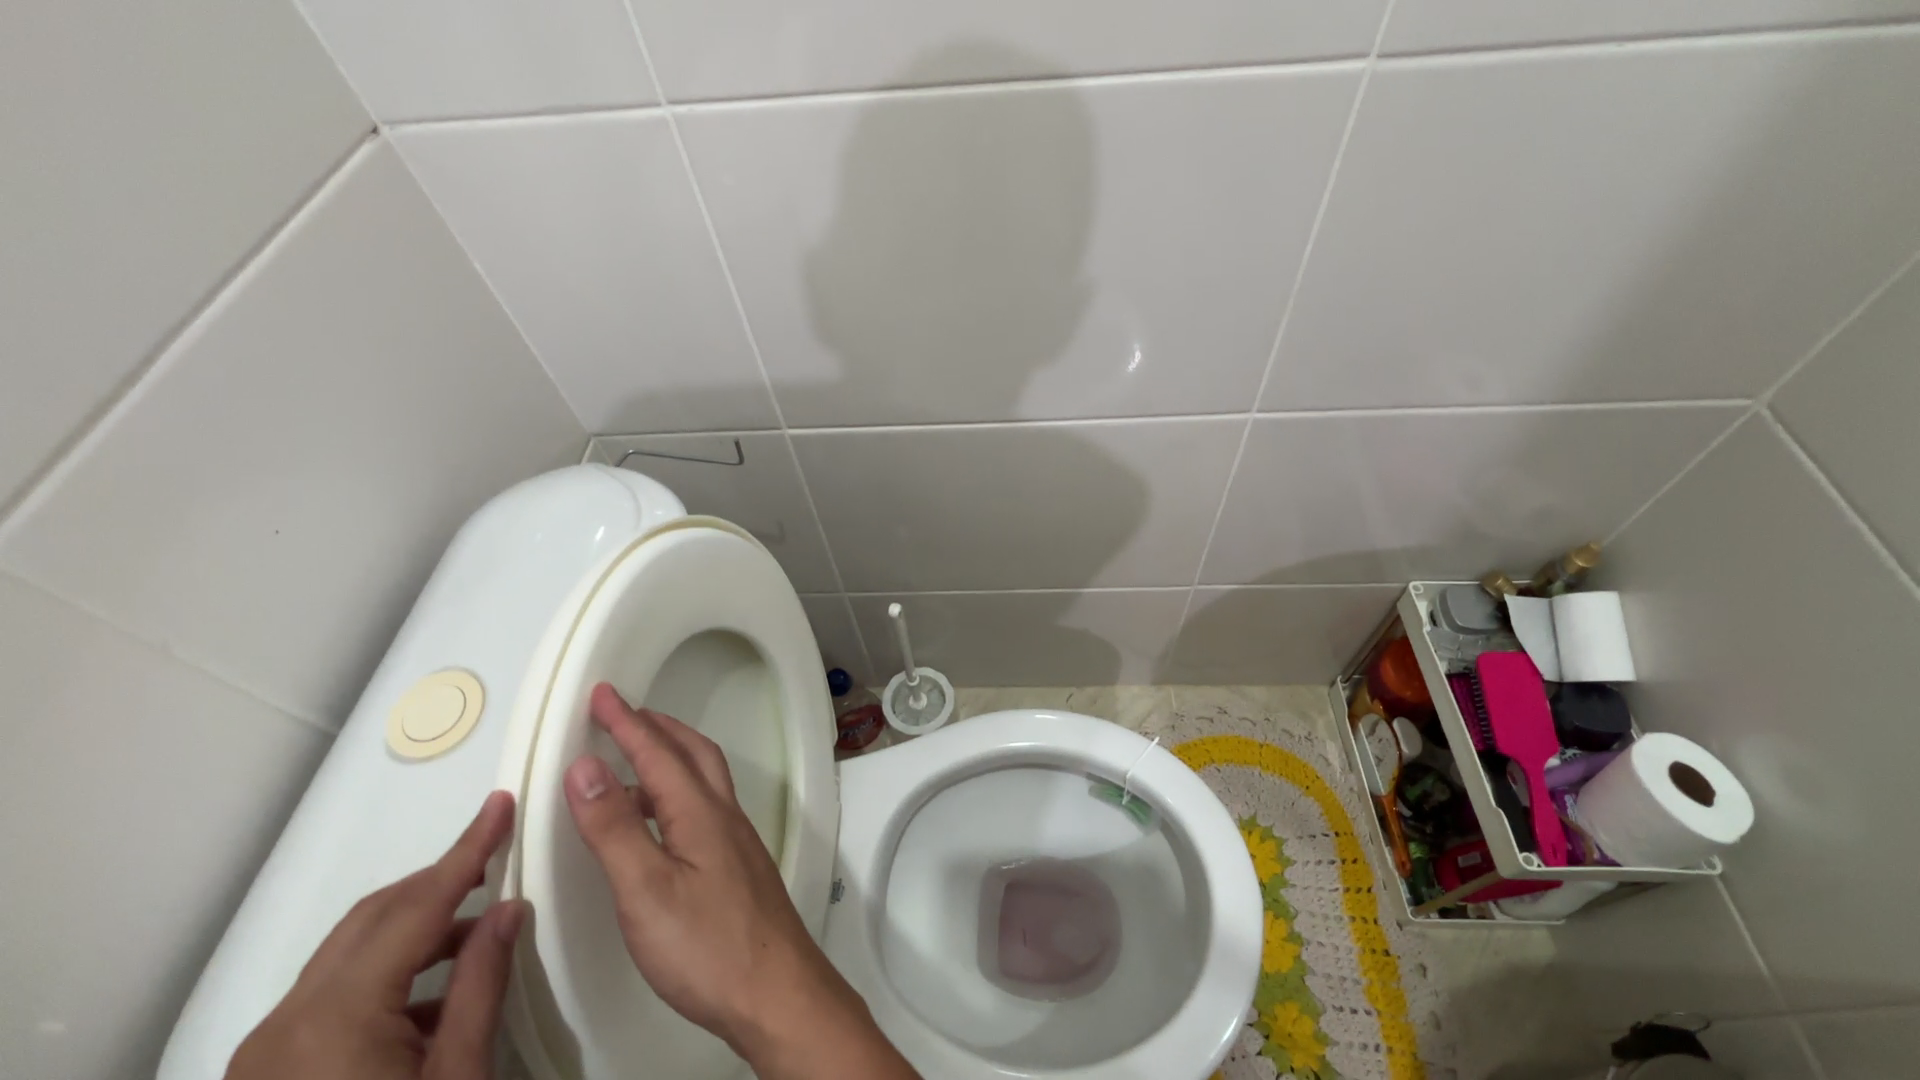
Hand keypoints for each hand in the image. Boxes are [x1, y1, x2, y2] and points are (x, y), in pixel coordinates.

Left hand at [227, 793, 525, 1079]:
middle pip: (375, 918)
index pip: (416, 907)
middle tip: (497, 860)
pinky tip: (434, 993)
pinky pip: (333, 992)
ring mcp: (268, 1044)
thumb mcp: (458, 1076)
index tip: (498, 805)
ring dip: (416, 930)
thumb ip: (480, 984)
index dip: (465, 851)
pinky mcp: (266, 1067)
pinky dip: (388, 974)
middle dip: (439, 884)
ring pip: (351, 952)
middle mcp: (288, 1017)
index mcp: (338, 1015)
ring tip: (479, 931)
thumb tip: (508, 911)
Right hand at [565, 684, 917, 1079]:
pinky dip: (679, 792)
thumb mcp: (645, 890)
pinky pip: (706, 808)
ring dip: (671, 757)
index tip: (600, 693)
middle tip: (622, 713)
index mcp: (700, 813)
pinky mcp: (739, 868)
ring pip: (705, 780)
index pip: (657, 752)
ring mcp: (737, 842)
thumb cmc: (708, 947)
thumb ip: (614, 829)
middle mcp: (724, 817)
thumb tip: (585, 767)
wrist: (778, 993)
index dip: (626, 721)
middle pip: (693, 753)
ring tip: (633, 760)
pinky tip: (661, 822)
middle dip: (656, 727)